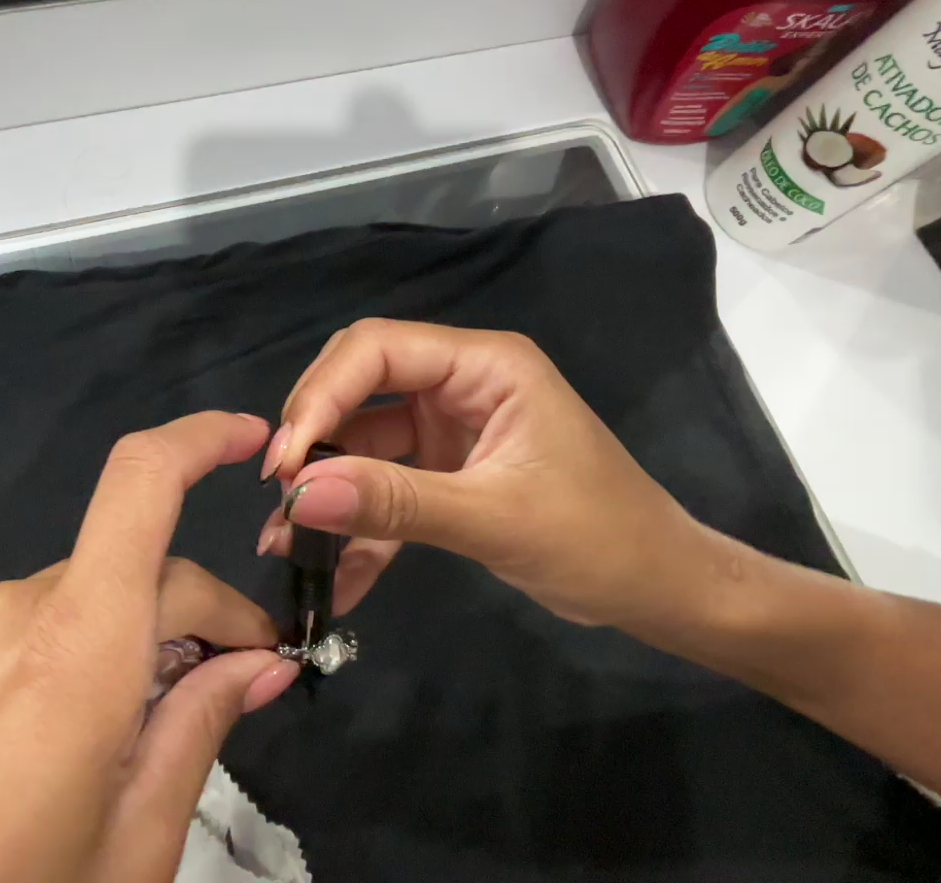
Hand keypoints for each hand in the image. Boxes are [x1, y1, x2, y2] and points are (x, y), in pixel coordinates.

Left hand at [0, 412, 300, 882]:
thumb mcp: (132, 845)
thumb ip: (200, 730)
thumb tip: (263, 662)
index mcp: (77, 643)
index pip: (142, 484)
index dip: (204, 439)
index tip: (256, 442)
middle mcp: (16, 606)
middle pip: (138, 567)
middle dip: (206, 612)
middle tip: (246, 681)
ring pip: (89, 596)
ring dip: (143, 634)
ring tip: (160, 721)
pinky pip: (38, 623)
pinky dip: (87, 645)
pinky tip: (84, 728)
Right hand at [258, 319, 725, 625]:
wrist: (659, 590)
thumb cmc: (600, 540)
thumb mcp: (496, 519)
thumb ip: (396, 503)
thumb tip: (299, 496)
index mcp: (484, 365)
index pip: (377, 349)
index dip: (321, 396)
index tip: (284, 462)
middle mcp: (460, 383)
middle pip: (359, 385)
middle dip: (315, 436)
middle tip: (282, 492)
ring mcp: (449, 427)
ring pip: (364, 440)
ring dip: (327, 487)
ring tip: (286, 540)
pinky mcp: (445, 469)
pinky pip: (386, 486)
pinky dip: (361, 525)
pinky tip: (332, 573)